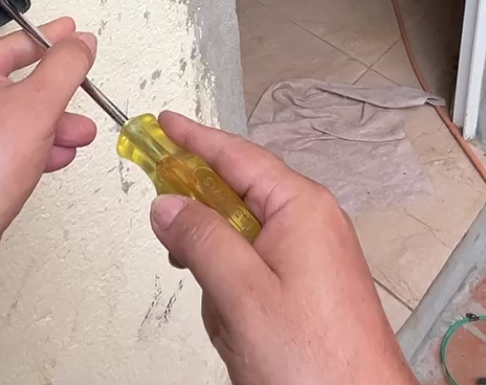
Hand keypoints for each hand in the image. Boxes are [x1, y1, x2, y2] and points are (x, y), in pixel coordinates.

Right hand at [147, 111, 413, 384]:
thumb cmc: (321, 364)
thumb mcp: (243, 295)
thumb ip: (201, 240)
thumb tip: (169, 204)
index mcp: (301, 207)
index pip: (236, 154)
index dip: (194, 138)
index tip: (165, 125)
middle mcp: (311, 222)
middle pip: (236, 198)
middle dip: (204, 231)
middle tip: (175, 242)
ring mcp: (312, 255)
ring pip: (240, 242)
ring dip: (221, 278)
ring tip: (230, 321)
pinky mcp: (309, 286)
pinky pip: (256, 271)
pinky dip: (236, 296)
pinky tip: (241, 331)